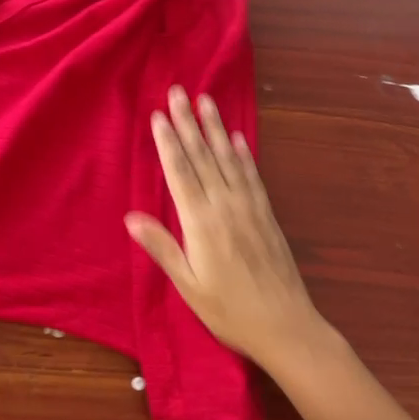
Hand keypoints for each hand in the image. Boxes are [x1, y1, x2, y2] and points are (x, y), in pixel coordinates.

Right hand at [125, 86, 335, 371]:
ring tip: (206, 100)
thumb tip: (130, 217)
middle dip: (187, 122)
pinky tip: (236, 137)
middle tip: (178, 91)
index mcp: (201, 223)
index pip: (180, 172)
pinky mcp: (266, 216)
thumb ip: (162, 248)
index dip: (168, 142)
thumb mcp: (189, 286)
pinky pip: (251, 176)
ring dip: (215, 128)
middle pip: (202, 156)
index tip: (158, 114)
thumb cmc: (230, 312)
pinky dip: (243, 154)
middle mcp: (225, 206)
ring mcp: (249, 208)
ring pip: (227, 159)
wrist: (288, 328)